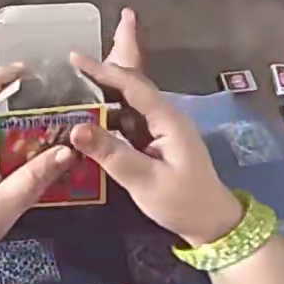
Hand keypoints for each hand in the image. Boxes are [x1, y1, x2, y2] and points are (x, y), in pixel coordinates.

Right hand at [68, 9, 243, 246]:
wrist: (211, 225)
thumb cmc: (183, 202)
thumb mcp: (143, 180)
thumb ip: (110, 152)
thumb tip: (75, 129)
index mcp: (167, 120)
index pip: (132, 85)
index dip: (103, 71)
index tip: (76, 58)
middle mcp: (165, 117)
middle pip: (131, 87)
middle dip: (103, 73)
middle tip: (71, 66)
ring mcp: (161, 129)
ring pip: (129, 102)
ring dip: (103, 95)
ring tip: (73, 89)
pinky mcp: (156, 141)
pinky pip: (128, 120)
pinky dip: (108, 115)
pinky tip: (89, 118)